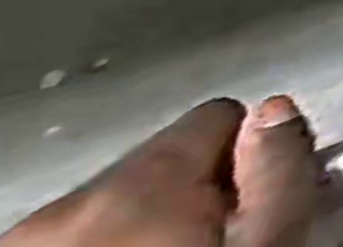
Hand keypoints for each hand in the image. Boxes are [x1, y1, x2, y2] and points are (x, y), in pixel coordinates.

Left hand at [0, 96, 318, 246]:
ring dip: (131, 241)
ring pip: (100, 219)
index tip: (246, 212)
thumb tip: (275, 109)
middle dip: (184, 205)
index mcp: (139, 185)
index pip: (217, 118)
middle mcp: (60, 210)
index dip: (247, 160)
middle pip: (155, 168)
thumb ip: (281, 170)